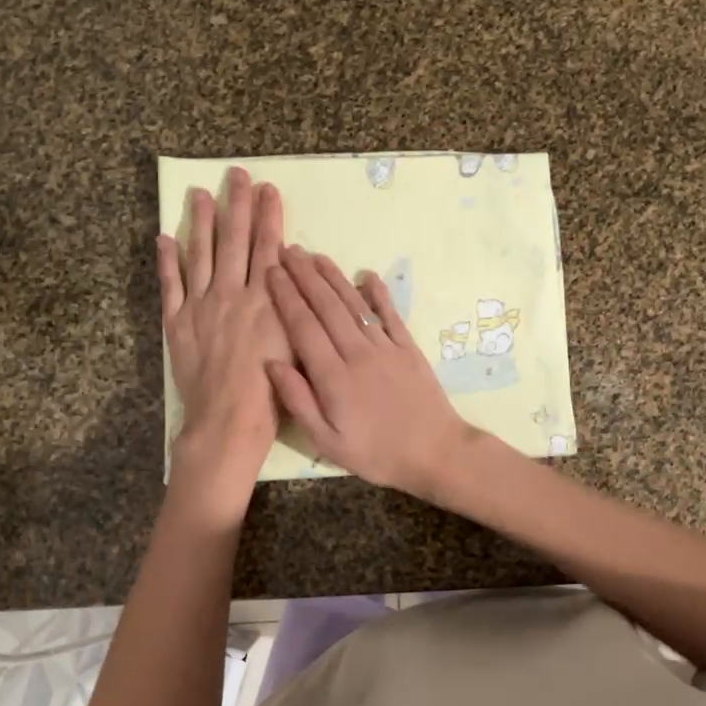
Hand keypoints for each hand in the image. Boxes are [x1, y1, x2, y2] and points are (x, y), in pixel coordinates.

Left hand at [156, 169, 287, 519]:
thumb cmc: (274, 391)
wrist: (230, 419)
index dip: (269, 216)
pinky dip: (167, 261)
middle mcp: (234, 294)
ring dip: (201, 221)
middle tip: (237, 175)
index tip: (268, 189)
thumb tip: (295, 276)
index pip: (269, 247)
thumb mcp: (299, 347)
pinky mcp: (178, 323)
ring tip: (199, 193)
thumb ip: (294, 309)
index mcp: (266, 300)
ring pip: (202, 254)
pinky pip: (170, 285)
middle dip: (238, 205)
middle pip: (236, 241)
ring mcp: (202, 306)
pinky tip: (166, 238)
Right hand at [265, 246, 475, 497]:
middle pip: (326, 307)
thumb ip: (298, 401)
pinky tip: (367, 275)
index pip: (303, 326)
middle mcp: (358, 353)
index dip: (285, 297)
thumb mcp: (328, 441)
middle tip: (286, 252)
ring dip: (333, 278)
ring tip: (314, 257)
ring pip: (354, 305)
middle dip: (304, 277)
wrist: (435, 452)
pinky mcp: (409, 349)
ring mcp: (386, 348)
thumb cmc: (377, 454)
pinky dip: (378, 293)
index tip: (270, 273)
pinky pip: (390, 315)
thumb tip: (270, 363)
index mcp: (333, 377)